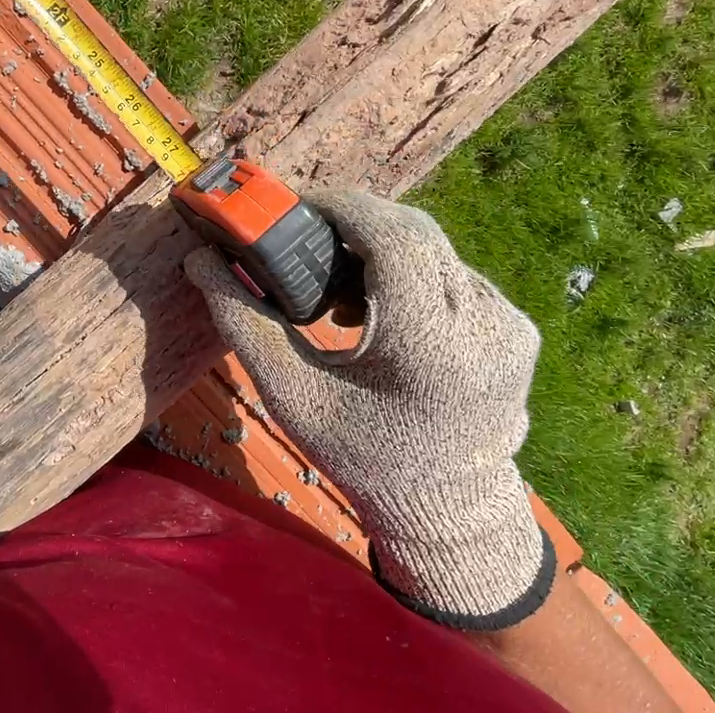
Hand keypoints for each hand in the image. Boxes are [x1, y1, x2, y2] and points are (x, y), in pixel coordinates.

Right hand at [183, 190, 555, 629]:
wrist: (447, 509)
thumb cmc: (361, 453)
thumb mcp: (291, 394)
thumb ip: (242, 320)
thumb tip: (198, 260)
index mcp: (430, 347)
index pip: (392, 237)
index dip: (341, 206)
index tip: (295, 204)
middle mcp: (484, 327)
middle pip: (414, 231)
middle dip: (354, 220)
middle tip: (306, 232)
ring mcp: (508, 326)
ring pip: (434, 249)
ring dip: (380, 248)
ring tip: (337, 284)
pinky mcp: (516, 329)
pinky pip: (453, 274)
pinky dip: (408, 273)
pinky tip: (378, 307)